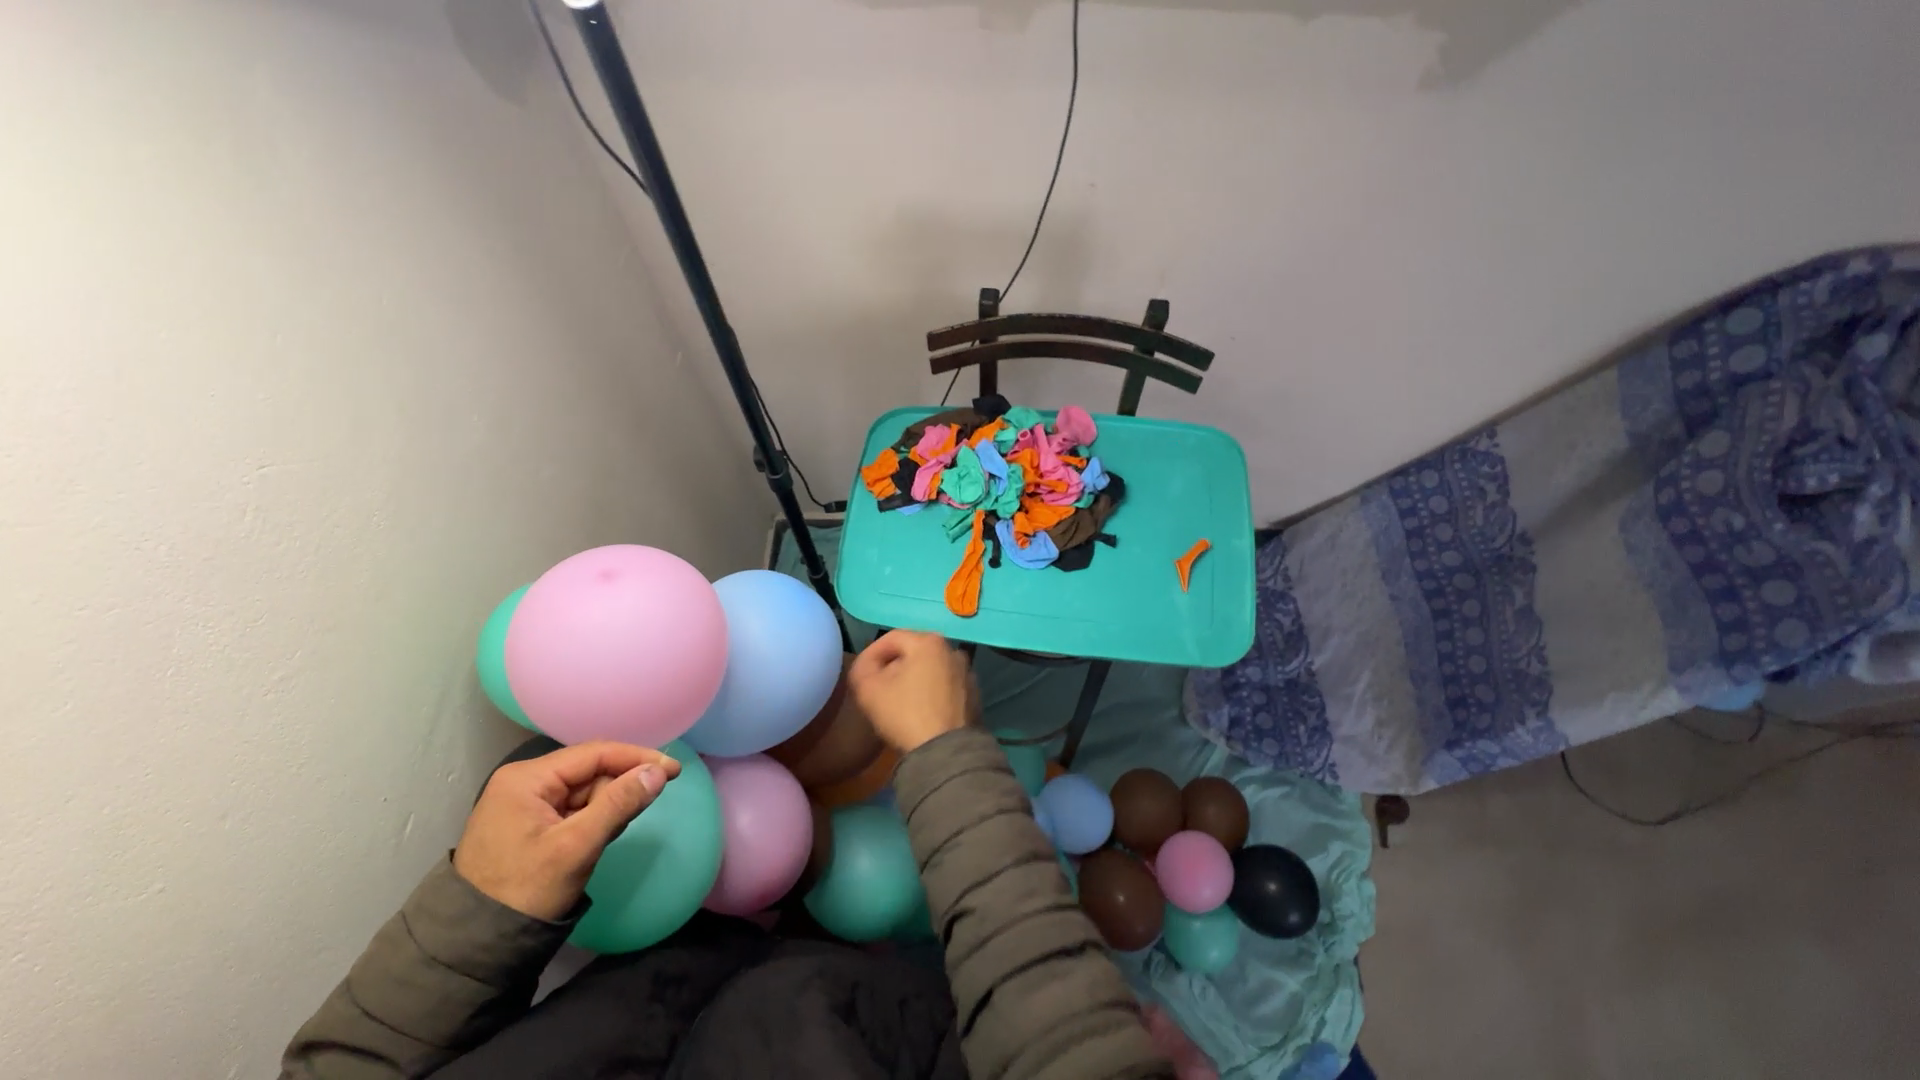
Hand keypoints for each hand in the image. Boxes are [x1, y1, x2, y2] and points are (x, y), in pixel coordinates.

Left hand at [454, 741, 680, 919]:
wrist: (474, 945)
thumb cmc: (525, 890)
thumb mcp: (577, 846)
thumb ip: (619, 804)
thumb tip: (659, 772)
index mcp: (527, 778)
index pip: (595, 753)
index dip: (638, 758)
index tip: (674, 771)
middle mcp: (523, 782)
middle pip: (590, 770)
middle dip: (619, 788)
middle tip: (638, 814)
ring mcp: (524, 803)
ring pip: (584, 790)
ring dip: (606, 806)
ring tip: (610, 834)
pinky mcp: (528, 824)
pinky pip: (573, 808)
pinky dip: (593, 819)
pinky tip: (599, 836)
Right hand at [848, 630, 976, 752]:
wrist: (946, 752)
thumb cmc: (905, 714)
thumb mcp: (868, 689)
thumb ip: (861, 668)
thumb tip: (868, 665)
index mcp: (928, 642)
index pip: (891, 638)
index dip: (871, 654)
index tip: (861, 674)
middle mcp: (952, 651)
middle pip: (913, 652)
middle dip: (893, 667)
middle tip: (878, 688)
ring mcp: (967, 673)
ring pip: (931, 669)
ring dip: (913, 680)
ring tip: (899, 702)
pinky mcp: (974, 696)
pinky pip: (945, 687)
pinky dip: (931, 693)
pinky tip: (921, 712)